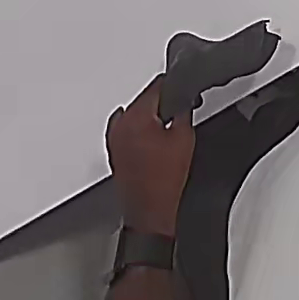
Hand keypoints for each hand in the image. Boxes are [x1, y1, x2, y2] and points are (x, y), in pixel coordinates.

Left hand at [106, 75, 194, 235]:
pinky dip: (137, 127)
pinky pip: (126, 127)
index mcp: (137, 115)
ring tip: (165, 127)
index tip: (179, 87)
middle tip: (177, 111)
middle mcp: (121, 123)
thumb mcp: (185, 137)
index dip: (172, 86)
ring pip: (135, 112)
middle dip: (161, 102)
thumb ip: (183, 110)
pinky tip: (150, 135)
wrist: (151, 213)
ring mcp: (115, 136)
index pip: (155, 86)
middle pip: (144, 98)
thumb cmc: (164, 182)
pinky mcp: (113, 149)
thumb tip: (182, 99)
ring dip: (149, 114)